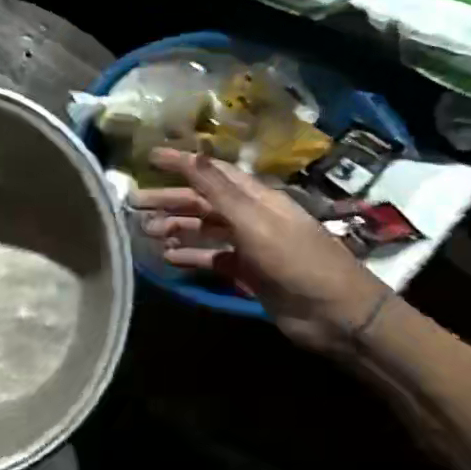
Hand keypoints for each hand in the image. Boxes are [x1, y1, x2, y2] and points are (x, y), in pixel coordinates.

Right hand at [132, 147, 388, 356]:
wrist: (337, 316)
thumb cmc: (296, 261)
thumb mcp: (255, 221)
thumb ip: (219, 189)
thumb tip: (192, 153)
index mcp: (257, 199)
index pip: (214, 172)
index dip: (183, 163)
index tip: (149, 157)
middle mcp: (251, 217)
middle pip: (203, 201)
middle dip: (168, 199)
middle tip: (133, 203)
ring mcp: (249, 245)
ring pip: (203, 229)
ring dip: (174, 227)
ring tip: (145, 232)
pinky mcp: (247, 272)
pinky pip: (210, 258)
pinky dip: (189, 255)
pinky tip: (167, 258)